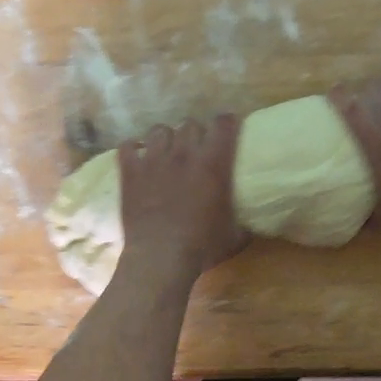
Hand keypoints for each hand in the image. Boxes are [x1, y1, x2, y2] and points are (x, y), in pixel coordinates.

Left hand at [117, 114, 247, 283]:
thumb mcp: (234, 238)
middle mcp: (184, 154)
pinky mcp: (130, 171)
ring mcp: (154, 160)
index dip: (227, 123)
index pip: (224, 124)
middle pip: (191, 125)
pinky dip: (133, 150)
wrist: (160, 258)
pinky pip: (128, 146)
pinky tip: (138, 159)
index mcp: (213, 164)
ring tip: (167, 154)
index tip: (229, 129)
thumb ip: (244, 224)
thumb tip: (252, 226)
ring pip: (160, 130)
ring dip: (166, 139)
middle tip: (196, 150)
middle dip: (195, 134)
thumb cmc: (202, 248)